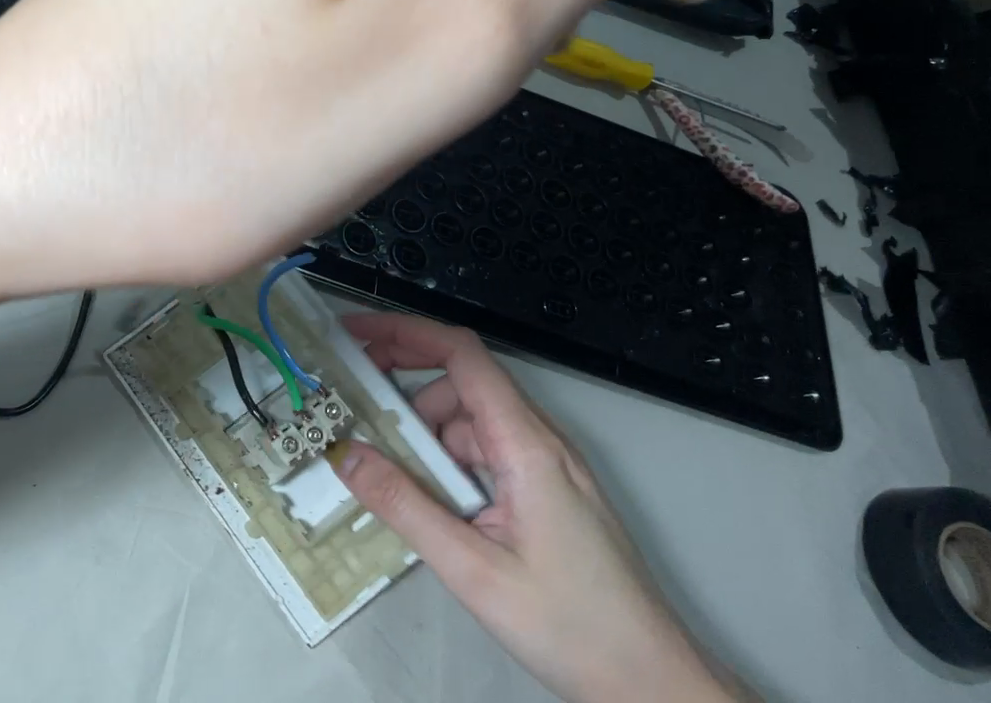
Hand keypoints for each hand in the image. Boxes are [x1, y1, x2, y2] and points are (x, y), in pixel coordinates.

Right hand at [333, 314, 740, 702]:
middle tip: (350, 397)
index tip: (353, 333)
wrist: (655, 685)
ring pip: (468, 419)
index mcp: (526, 446)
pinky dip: (442, 457)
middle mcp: (538, 443)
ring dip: (420, 428)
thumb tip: (342, 453)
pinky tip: (421, 493)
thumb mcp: (472, 569)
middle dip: (401, 378)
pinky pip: (481, 452)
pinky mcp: (543, 492)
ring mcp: (544, 467)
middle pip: (461, 381)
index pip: (463, 355)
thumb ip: (404, 506)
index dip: (404, 331)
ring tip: (381, 463)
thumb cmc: (573, 627)